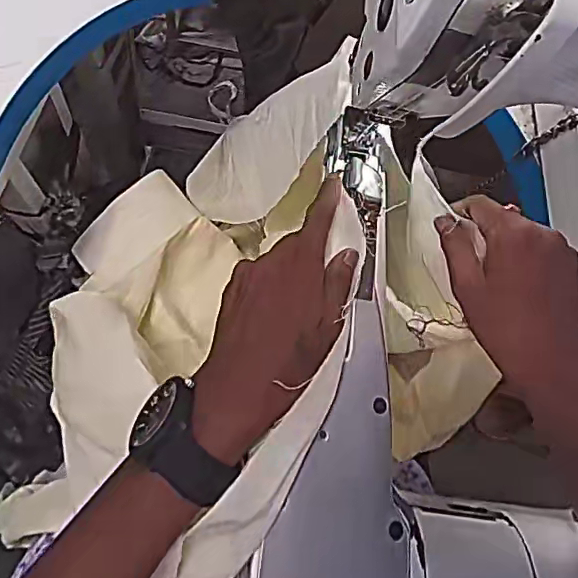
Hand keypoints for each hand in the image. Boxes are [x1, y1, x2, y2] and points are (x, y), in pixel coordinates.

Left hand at [192, 175, 357, 463]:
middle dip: (312, 256)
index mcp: (301, 267)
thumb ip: (338, 283)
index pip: (317, 221)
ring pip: (278, 261)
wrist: (235, 392)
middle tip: (323, 286)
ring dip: (290, 275)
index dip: (328, 200)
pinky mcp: (232, 288)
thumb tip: (345, 257)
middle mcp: (271, 263)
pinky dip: (271, 286)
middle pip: (298, 243)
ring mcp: (248, 274)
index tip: (333, 185)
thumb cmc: (285, 367)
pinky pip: (259, 275)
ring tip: (297, 313)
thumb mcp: (327, 328)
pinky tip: (275, 316)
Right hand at [435, 195, 577, 408]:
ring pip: (523, 233)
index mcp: (513, 233)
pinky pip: (542, 248)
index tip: (452, 227)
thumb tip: (446, 223)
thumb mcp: (467, 287)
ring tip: (499, 283)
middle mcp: (541, 233)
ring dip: (508, 247)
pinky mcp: (570, 263)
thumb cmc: (509, 332)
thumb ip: (454, 246)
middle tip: (473, 267)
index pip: (480, 204)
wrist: (550, 363)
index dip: (460, 213)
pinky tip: (519, 287)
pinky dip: (529, 258)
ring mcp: (560, 248)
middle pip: (504, 218)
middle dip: (485, 235)